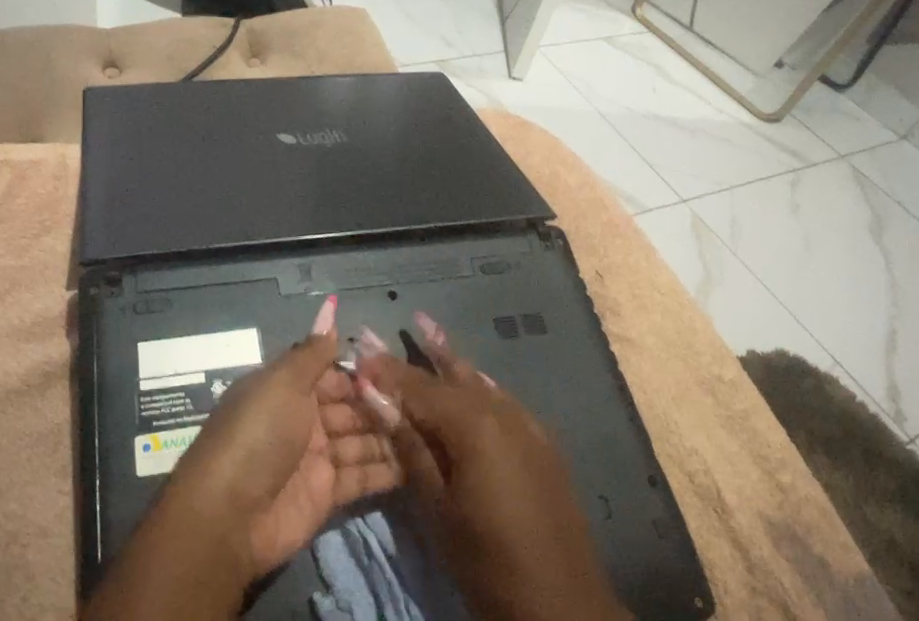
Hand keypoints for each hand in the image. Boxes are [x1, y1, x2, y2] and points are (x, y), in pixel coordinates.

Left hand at [85, 297, 400, 620]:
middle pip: (350, 407)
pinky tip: (420, 462)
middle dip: (382, 403)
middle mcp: (303, 420)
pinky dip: (386, 470)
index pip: (332, 374)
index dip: (362, 372)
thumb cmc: (256, 436)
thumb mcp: (281, 383)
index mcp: (287, 389)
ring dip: (390, 435)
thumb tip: (329, 310)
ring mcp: (316, 458)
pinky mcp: (326, 495)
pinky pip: (362, 476)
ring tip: (431, 429)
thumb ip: (312, 352)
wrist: (229, 515)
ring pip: (361, 440)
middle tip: (425, 401)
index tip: (398, 367)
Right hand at [355, 312, 629, 620]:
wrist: (560, 599)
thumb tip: (375, 395)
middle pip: (448, 377)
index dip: (385, 369)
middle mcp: (501, 411)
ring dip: (448, 359)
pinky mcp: (541, 441)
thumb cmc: (485, 557)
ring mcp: (526, 424)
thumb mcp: (436, 504)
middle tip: (381, 333)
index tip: (358, 345)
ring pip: (478, 382)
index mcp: (472, 424)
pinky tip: (470, 377)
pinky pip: (501, 400)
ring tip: (425, 326)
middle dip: (414, 355)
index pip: (417, 386)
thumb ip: (408, 443)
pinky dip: (477, 385)